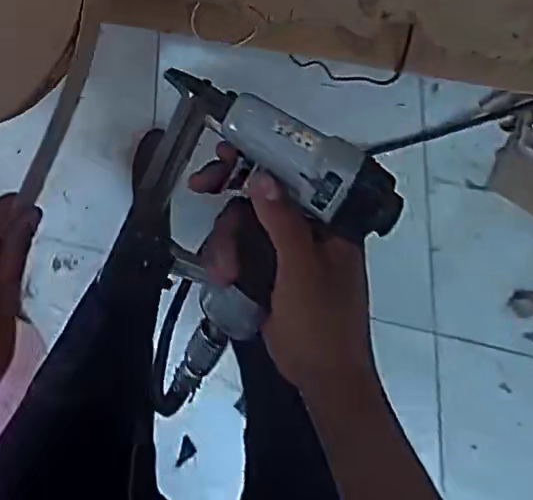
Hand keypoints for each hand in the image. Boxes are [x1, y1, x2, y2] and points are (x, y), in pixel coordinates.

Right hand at [188, 146, 375, 398]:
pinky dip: (226, 257)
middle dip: (232, 191)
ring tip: (225, 270)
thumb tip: (263, 177)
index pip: (298, 174)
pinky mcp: (267, 266)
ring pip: (245, 219)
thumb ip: (283, 222)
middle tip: (202, 183)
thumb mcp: (303, 270)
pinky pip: (239, 246)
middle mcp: (308, 226)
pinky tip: (224, 276)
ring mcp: (286, 246)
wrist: (322, 382)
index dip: (265, 156)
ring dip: (227, 240)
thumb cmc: (325, 326)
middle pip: (263, 191)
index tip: (231, 150)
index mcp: (330, 220)